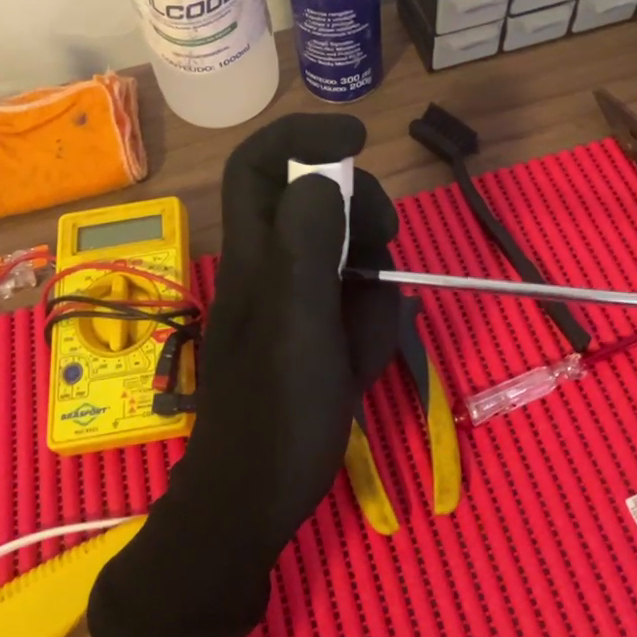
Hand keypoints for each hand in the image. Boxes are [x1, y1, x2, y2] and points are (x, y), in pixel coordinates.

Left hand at [87, 114, 400, 636]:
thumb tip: (321, 174)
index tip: (356, 138)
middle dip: (361, 216)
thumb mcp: (297, 324)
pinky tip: (360, 363)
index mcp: (255, 251)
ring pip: (349, 254)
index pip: (259, 162)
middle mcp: (272, 263)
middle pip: (319, 199)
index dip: (302, 134)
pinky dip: (370, 326)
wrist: (255, 502)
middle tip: (381, 248)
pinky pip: (356, 302)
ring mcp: (295, 298)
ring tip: (363, 343)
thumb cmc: (275, 414)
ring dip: (372, 290)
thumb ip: (307, 245)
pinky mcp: (314, 330)